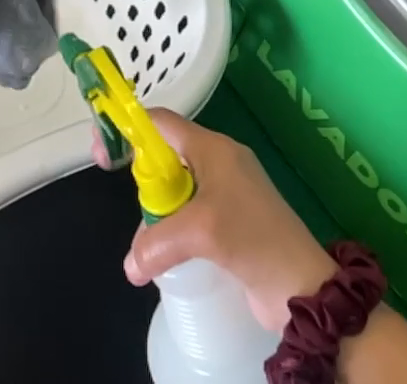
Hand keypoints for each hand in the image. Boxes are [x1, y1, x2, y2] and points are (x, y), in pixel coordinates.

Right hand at [104, 110, 336, 331]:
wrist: (302, 285)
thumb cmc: (253, 239)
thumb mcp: (199, 231)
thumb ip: (156, 241)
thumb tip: (132, 265)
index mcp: (213, 148)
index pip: (162, 122)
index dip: (129, 128)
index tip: (104, 153)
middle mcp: (218, 163)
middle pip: (165, 154)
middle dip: (141, 175)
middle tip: (126, 200)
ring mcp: (226, 193)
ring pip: (175, 189)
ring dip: (157, 211)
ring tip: (148, 240)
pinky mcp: (230, 222)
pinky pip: (189, 214)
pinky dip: (172, 228)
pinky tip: (166, 253)